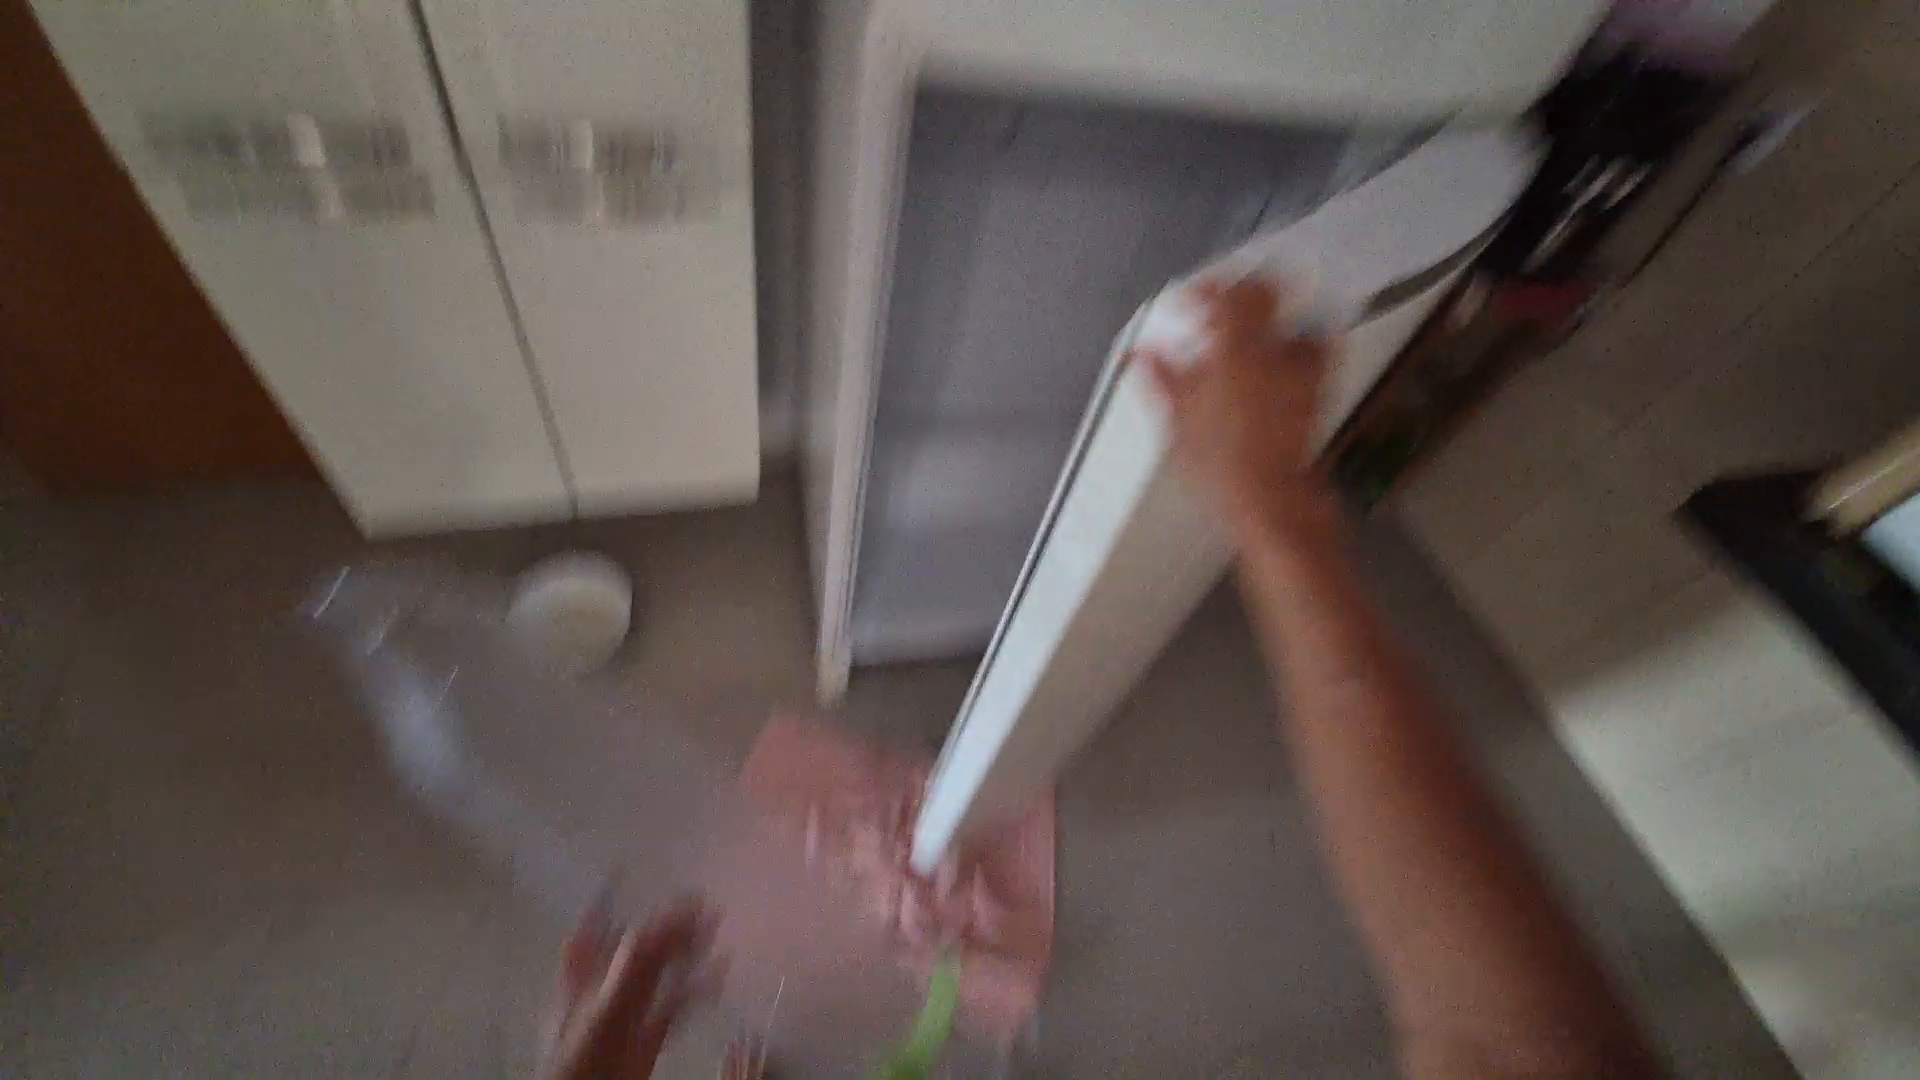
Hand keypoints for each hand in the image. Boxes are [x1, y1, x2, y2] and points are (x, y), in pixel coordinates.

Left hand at [538, 898, 723, 1079]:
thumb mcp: (599, 1013)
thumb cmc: (581, 1062)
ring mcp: (628, 1013)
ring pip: (662, 969)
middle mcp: (604, 990)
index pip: (590, 929)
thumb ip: (624, 970)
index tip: (625, 866)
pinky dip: (700, 985)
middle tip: (699, 896)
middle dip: (667, 919)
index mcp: (581, 980)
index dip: (605, 898)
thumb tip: (646, 925)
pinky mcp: (648, 1035)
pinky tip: (721, 971)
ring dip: (689, 946)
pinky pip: (678, 1001)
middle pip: (637, 945)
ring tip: (716, 922)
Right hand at [1135, 278, 1336, 543]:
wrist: (1268, 501)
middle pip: (1266, 292)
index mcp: (1233, 353)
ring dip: (1272, 315)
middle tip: (1219, 305)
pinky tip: (1284, 358)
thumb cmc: (1221, 468)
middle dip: (1241, 291)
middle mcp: (1272, 353)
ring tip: (1251, 328)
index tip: (1189, 297)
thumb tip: (1140, 354)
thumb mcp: (1176, 424)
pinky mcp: (1316, 389)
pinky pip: (1314, 351)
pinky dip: (1300, 345)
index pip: (1225, 294)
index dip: (1205, 288)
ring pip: (1292, 317)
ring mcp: (1300, 369)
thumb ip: (1160, 379)